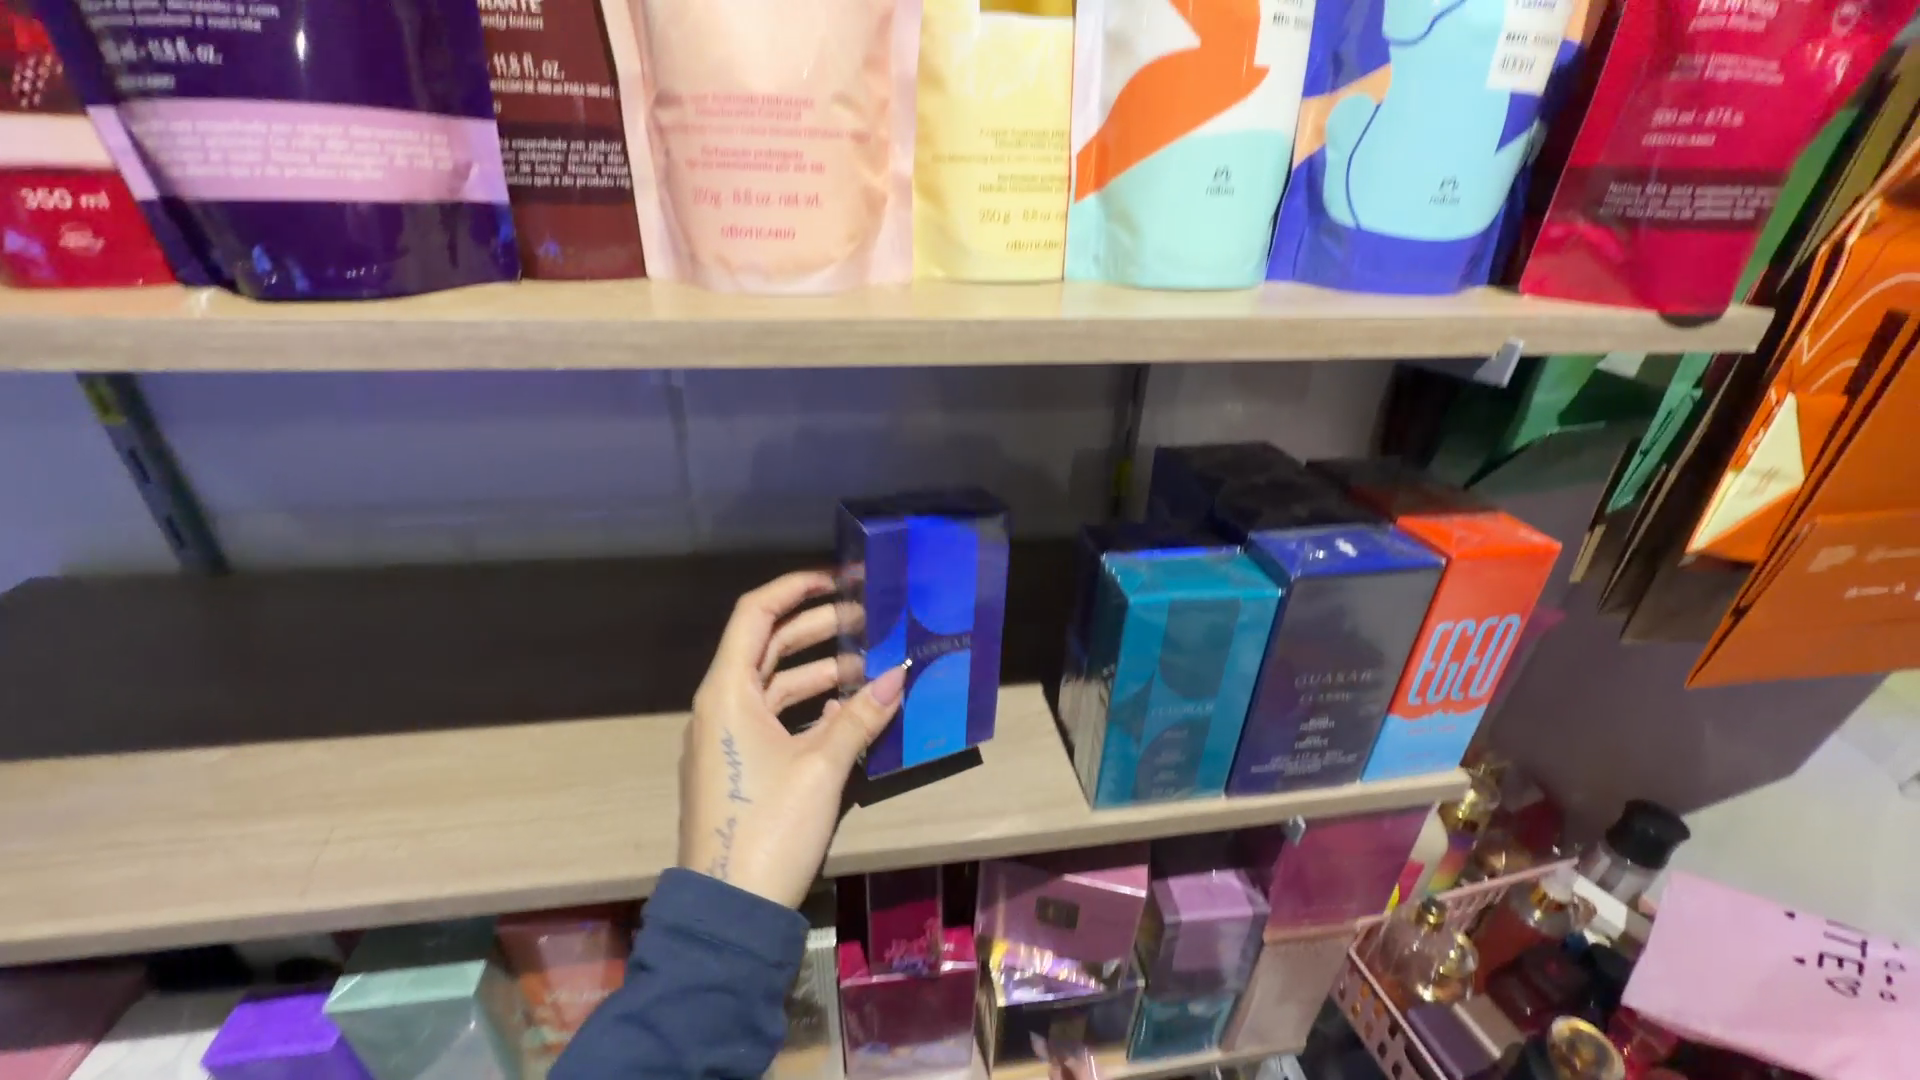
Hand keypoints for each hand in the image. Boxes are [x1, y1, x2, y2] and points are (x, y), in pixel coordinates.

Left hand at [678, 570, 906, 907]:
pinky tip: (848, 712)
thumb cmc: (769, 824)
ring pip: (775, 687)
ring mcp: (727, 739)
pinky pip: (775, 720)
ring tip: (870, 667)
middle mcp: (721, 706)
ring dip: (820, 673)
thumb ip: (861, 715)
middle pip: (768, 648)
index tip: (837, 581)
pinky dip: (809, 708)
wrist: (729, 910)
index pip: (755, 615)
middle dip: (818, 631)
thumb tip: (900, 674)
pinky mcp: (739, 767)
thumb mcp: (821, 766)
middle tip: (870, 623)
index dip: (793, 589)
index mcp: (727, 692)